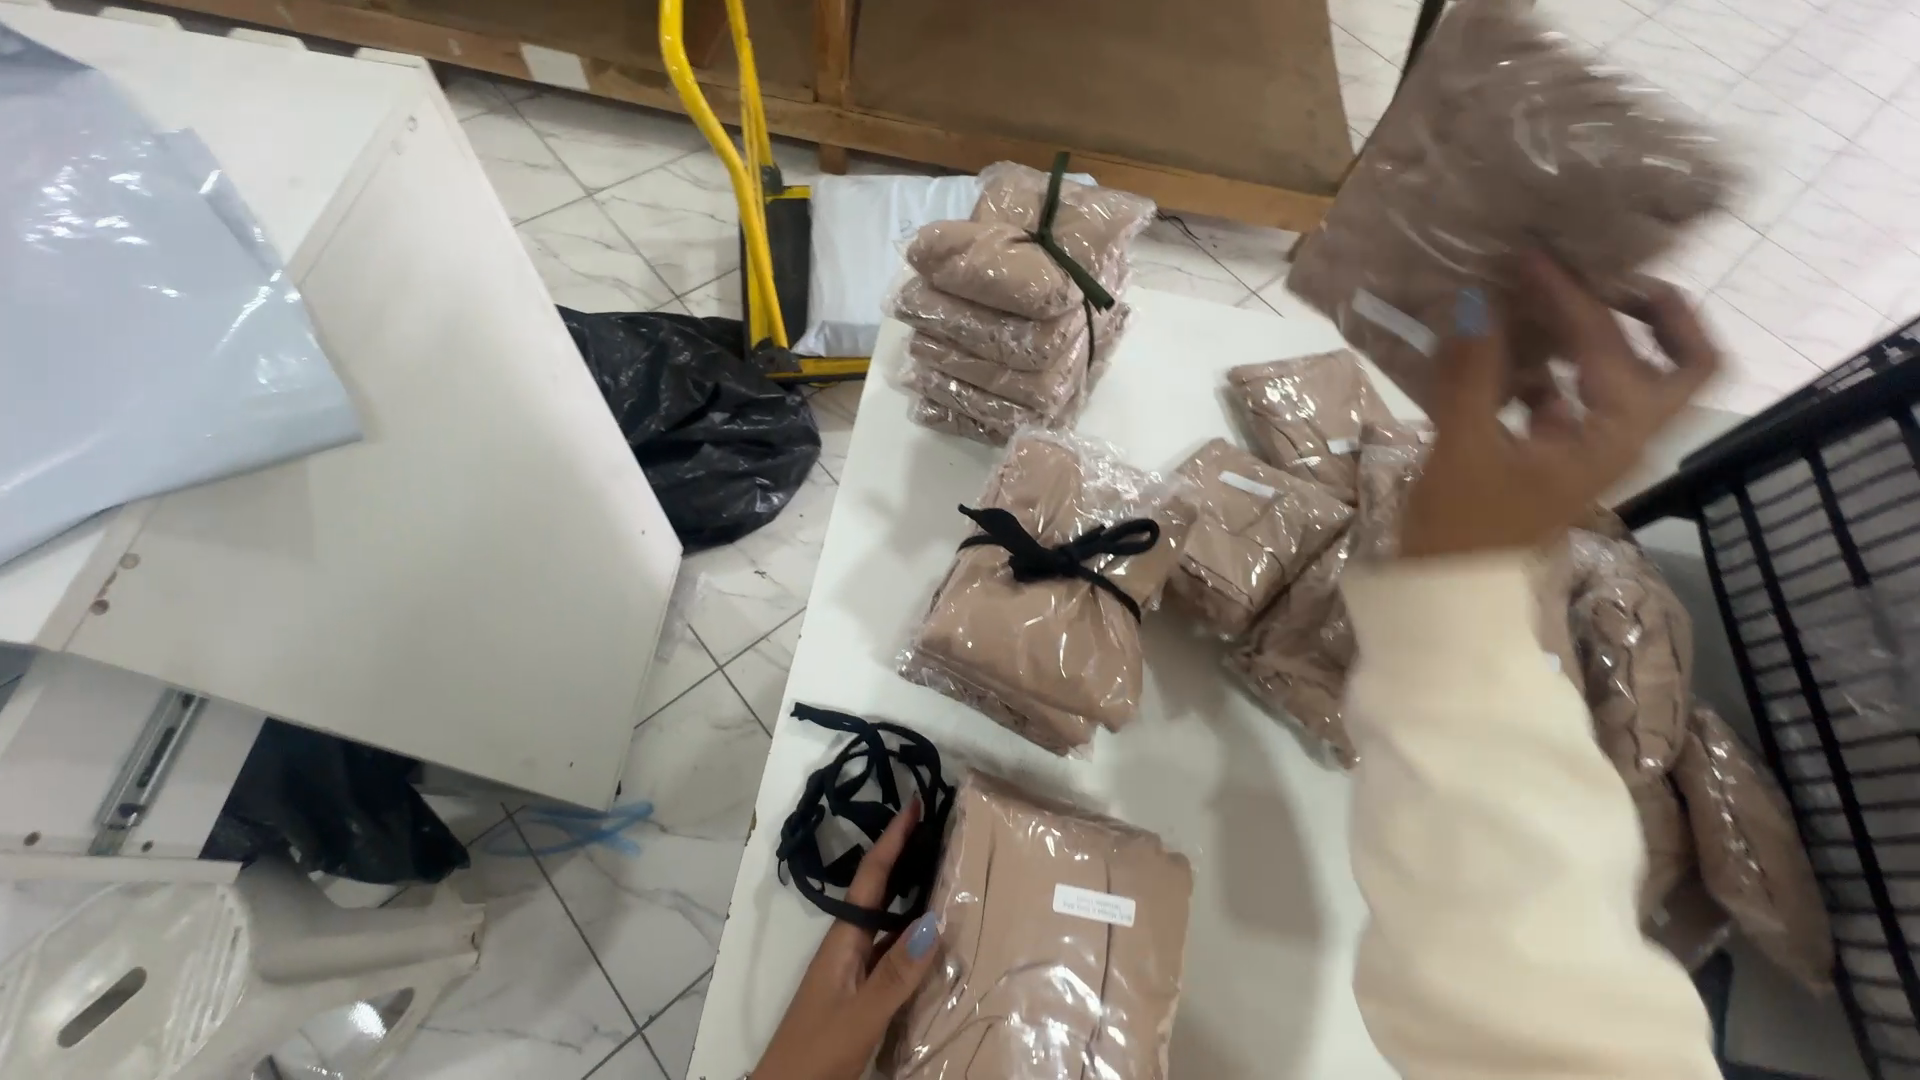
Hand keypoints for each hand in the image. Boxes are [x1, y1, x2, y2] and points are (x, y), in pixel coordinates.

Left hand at [752, 801, 942, 1079]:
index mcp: (844, 940)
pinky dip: (915, 937)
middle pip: (881, 890)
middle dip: (905, 855)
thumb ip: (896, 974)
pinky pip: (893, 952)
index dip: (893, 838)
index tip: (913, 802)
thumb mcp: (860, 1016)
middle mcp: (849, 945)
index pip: (872, 876)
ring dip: (913, 894)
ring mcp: (853, 969)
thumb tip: (933, 918)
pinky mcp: (860, 993)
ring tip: (947, 872)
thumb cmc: (815, 1051)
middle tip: (939, 828)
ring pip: (889, 921)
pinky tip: (936, 941)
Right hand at [1400, 251, 1719, 557]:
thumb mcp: (1462, 450)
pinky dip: (1553, 372)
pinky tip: (1508, 362)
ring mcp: (1590, 451)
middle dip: (1655, 314)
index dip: (1570, 299)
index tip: (1531, 262)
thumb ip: (1470, 376)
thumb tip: (1474, 303)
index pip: (1608, 348)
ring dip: (1603, 340)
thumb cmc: (1460, 527)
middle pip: (1682, 365)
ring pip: (1628, 381)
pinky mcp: (1555, 460)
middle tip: (1607, 278)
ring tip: (1552, 306)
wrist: (1449, 592)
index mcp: (1608, 439)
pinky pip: (1574, 401)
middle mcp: (1618, 440)